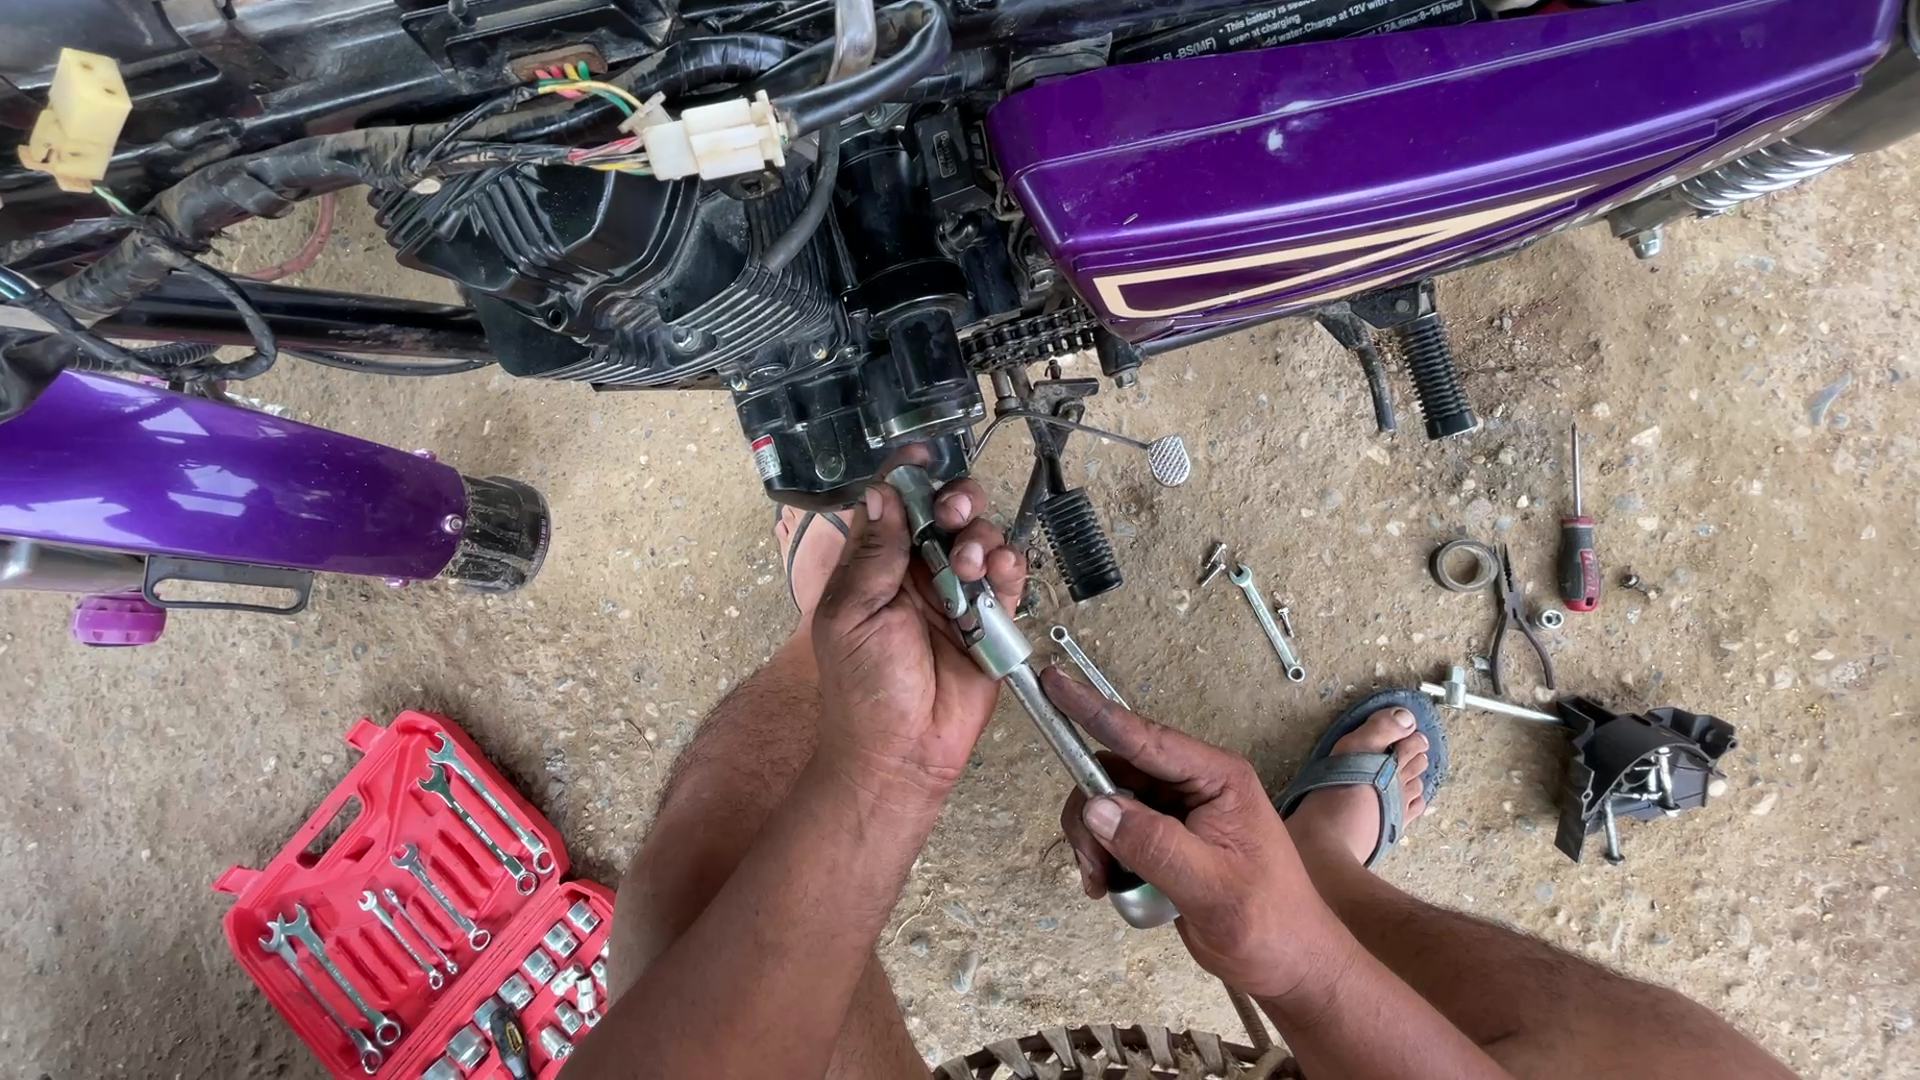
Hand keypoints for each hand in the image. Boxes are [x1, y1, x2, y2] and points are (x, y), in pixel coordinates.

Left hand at [811, 469, 1026, 803]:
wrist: (900, 749)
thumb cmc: (863, 688)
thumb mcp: (853, 613)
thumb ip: (873, 553)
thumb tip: (882, 493)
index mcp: (878, 565)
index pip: (895, 506)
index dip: (908, 476)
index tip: (921, 454)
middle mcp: (919, 572)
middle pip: (946, 513)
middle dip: (956, 501)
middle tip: (953, 512)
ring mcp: (957, 594)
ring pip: (981, 538)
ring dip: (980, 537)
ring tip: (970, 564)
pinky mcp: (991, 618)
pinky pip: (1007, 577)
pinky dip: (1008, 565)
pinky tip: (996, 572)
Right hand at [1047, 668, 1352, 1001]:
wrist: (1290, 967)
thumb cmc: (1270, 925)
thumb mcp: (1212, 888)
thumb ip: (1154, 844)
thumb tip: (1095, 807)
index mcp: (1216, 777)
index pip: (1145, 737)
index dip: (1093, 709)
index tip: (1053, 682)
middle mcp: (1191, 782)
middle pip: (1114, 771)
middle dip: (1091, 812)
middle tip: (1090, 861)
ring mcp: (1174, 808)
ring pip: (1106, 800)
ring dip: (1093, 839)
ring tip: (1102, 881)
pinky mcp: (1161, 834)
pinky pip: (1112, 827)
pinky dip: (1099, 854)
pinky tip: (1107, 885)